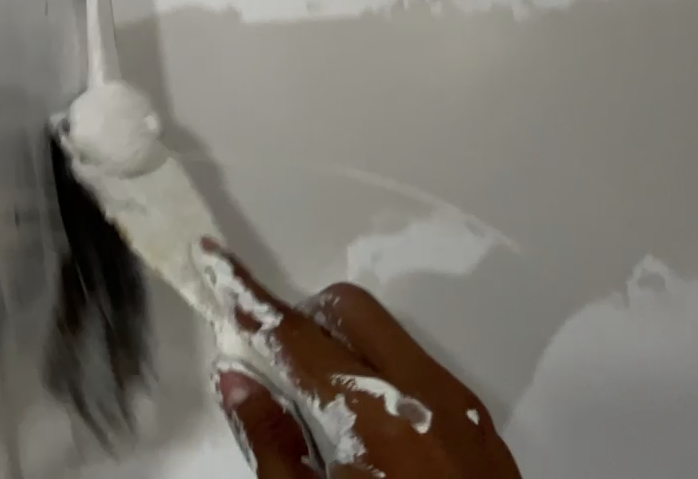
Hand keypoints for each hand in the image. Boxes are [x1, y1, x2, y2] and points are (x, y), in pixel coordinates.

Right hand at [202, 241, 520, 478]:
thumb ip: (269, 442)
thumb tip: (234, 376)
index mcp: (378, 420)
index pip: (296, 335)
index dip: (248, 297)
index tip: (213, 255)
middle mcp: (427, 398)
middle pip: (348, 310)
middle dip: (304, 319)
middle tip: (280, 370)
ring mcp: (463, 413)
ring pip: (385, 334)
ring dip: (342, 346)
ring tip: (326, 409)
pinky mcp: (484, 433)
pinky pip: (417, 369)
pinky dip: (379, 375)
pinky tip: (370, 434)